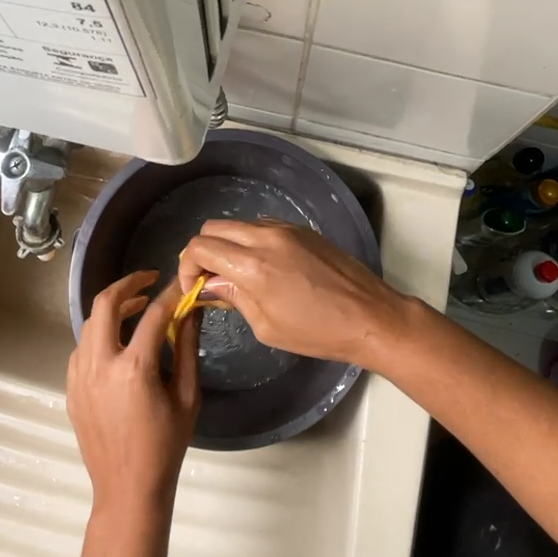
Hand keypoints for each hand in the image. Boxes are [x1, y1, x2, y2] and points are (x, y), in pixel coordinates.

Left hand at [68, 271, 200, 507]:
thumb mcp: (186, 396)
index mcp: (133, 368)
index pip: (153, 314)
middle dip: (128, 284)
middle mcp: (100, 365)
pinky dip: (99, 334)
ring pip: (89, 323)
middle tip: (148, 279)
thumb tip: (190, 312)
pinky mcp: (71, 389)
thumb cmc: (166, 445)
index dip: (171, 295)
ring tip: (136, 309)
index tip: (183, 286)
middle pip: (105, 304)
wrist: (127, 489)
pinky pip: (82, 348)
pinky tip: (118, 342)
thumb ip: (186, 348)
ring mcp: (80, 377)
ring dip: (113, 309)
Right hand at [178, 219, 413, 368]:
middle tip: (210, 280)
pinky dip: (251, 241)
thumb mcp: (267, 326)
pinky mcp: (302, 230)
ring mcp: (286, 229)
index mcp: (253, 265)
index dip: (188, 267)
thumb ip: (235, 297)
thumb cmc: (317, 332)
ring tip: (236, 275)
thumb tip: (211, 283)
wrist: (369, 316)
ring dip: (228, 244)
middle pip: (214, 227)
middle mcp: (266, 237)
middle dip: (203, 252)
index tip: (195, 289)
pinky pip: (262, 226)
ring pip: (238, 224)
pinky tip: (262, 267)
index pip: (200, 247)